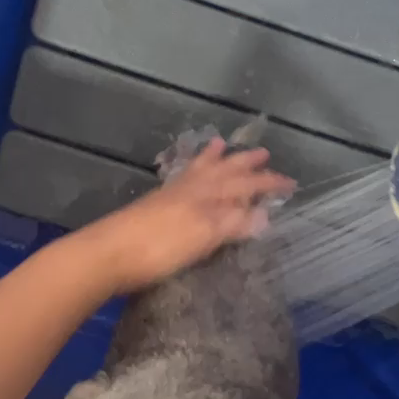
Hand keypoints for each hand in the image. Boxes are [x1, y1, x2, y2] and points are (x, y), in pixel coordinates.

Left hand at [73, 138, 294, 293]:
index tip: (292, 184)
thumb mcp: (203, 237)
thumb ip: (233, 223)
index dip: (269, 184)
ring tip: (222, 144)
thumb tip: (265, 214)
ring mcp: (169, 196)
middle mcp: (190, 190)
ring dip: (214, 160)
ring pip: (199, 171)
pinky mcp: (152, 207)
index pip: (245, 186)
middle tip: (264, 152)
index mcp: (206, 195)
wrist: (106, 254)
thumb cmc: (158, 248)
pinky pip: (181, 180)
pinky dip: (190, 172)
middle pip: (223, 173)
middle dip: (245, 164)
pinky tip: (185, 177)